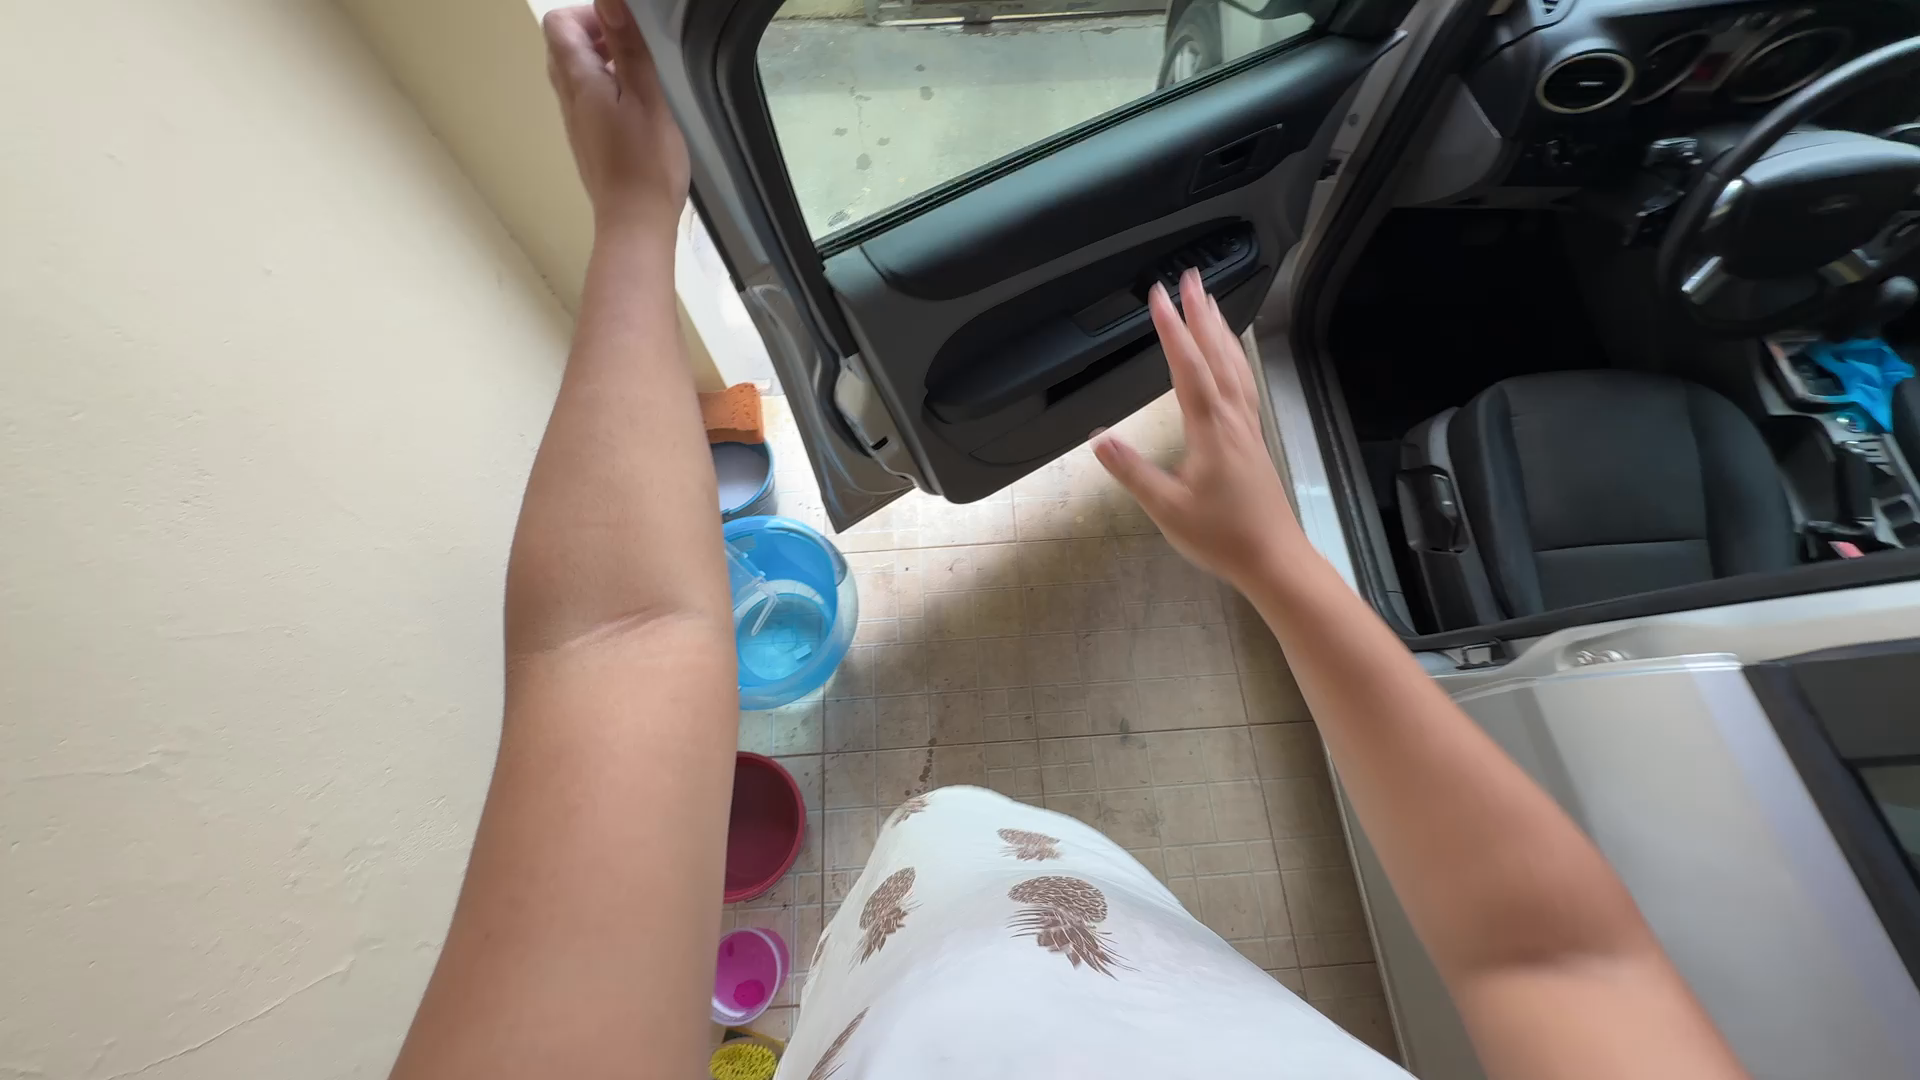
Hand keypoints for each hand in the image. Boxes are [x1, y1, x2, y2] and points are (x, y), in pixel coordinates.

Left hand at [543, 1, 689, 238]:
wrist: (635, 225)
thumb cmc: (646, 165)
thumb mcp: (646, 99)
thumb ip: (627, 47)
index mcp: (579, 81)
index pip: (560, 24)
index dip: (588, 15)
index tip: (623, 28)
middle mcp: (569, 101)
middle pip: (564, 50)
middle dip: (595, 38)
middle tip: (633, 50)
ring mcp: (578, 128)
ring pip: (577, 80)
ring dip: (603, 69)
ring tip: (639, 82)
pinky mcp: (591, 149)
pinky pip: (589, 108)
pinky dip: (608, 97)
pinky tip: (637, 116)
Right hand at [1093, 268, 1303, 593]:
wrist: (1272, 558)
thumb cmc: (1220, 536)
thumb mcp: (1166, 508)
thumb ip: (1133, 472)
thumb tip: (1098, 439)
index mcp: (1211, 430)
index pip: (1188, 369)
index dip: (1172, 330)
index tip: (1158, 296)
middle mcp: (1233, 420)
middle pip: (1217, 356)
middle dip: (1201, 315)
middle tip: (1189, 279)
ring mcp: (1247, 429)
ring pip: (1235, 368)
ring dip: (1221, 331)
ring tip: (1210, 302)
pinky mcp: (1253, 441)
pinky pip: (1244, 386)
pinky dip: (1235, 360)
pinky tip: (1231, 359)